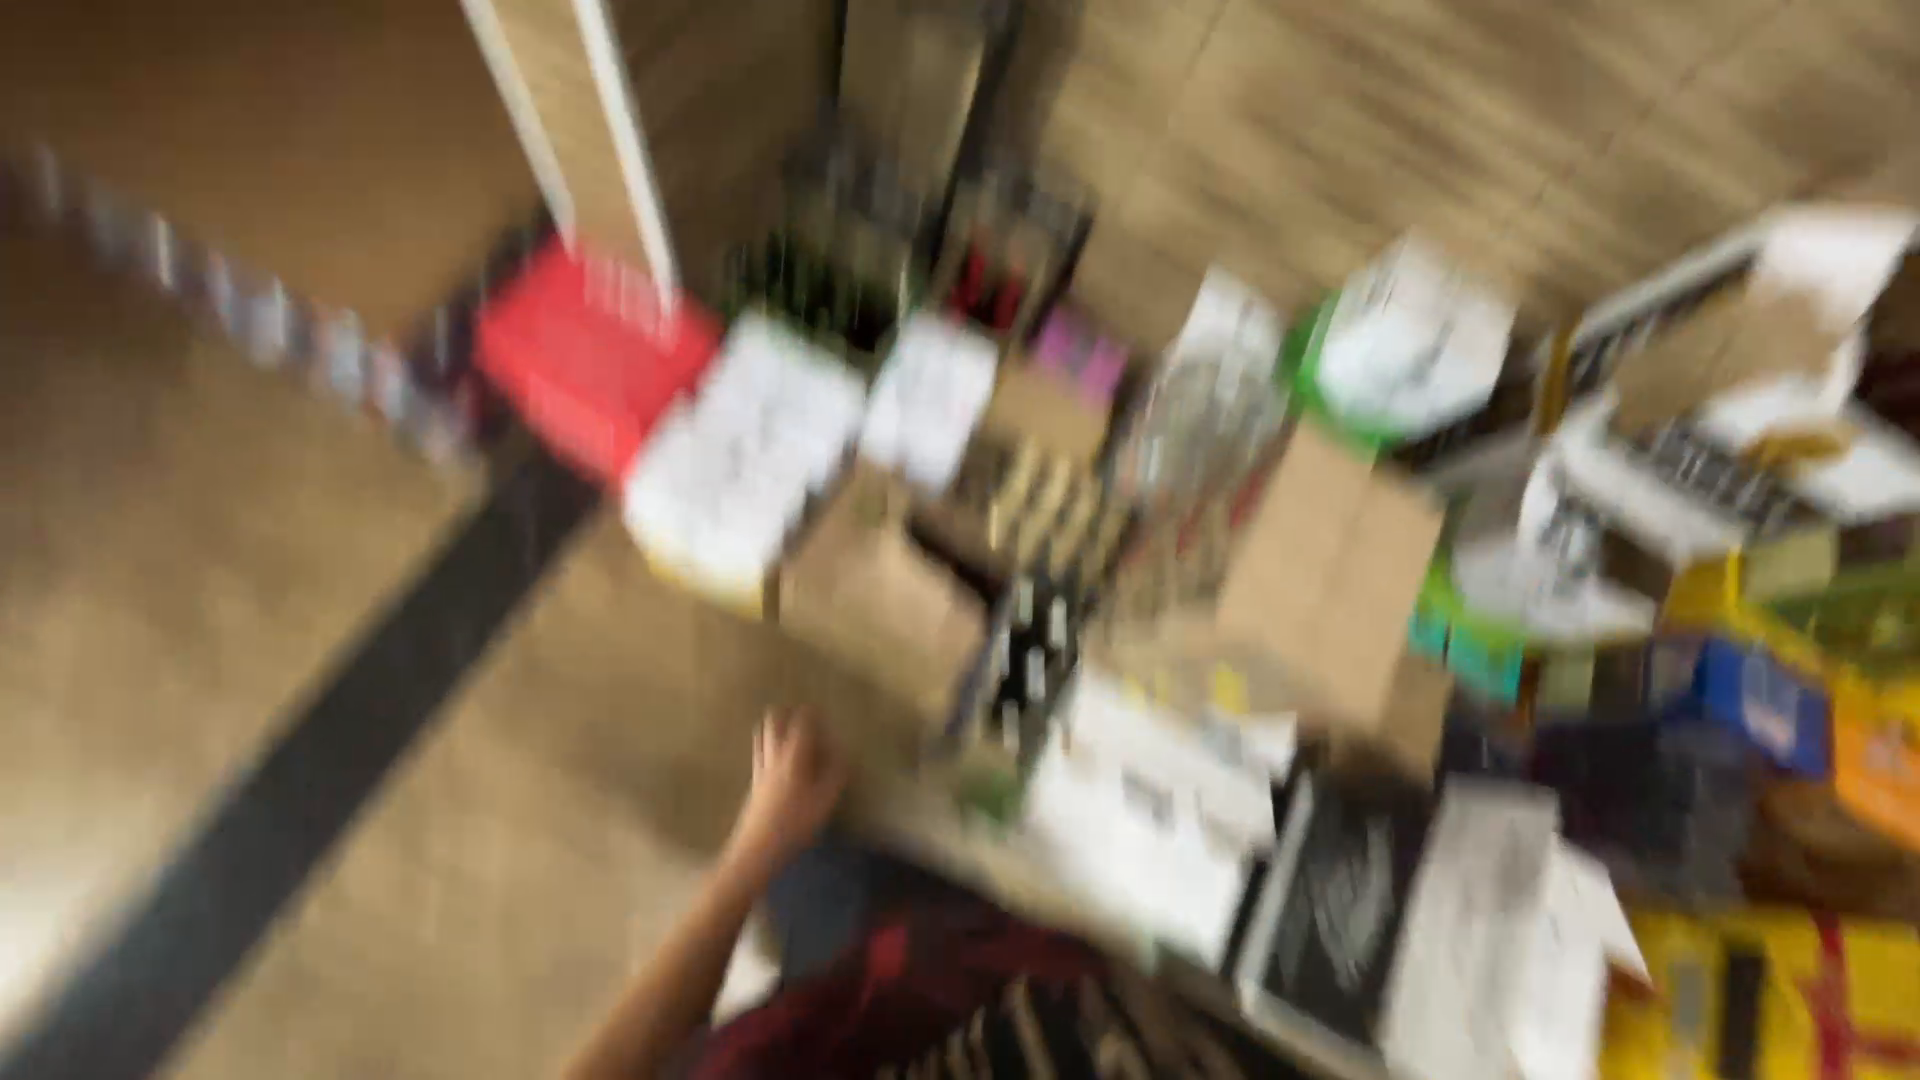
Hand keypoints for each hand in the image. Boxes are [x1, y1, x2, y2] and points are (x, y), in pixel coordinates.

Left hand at [723, 708, 848, 878]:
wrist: (755, 851)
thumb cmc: (794, 825)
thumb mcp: (825, 802)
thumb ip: (835, 773)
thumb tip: (842, 753)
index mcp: (793, 757)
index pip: (801, 723)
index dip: (810, 713)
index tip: (820, 710)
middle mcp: (773, 756)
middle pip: (773, 721)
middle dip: (786, 712)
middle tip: (801, 715)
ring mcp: (760, 769)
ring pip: (762, 735)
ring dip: (774, 725)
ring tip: (789, 729)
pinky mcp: (753, 783)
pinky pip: (759, 752)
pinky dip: (768, 744)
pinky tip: (778, 758)